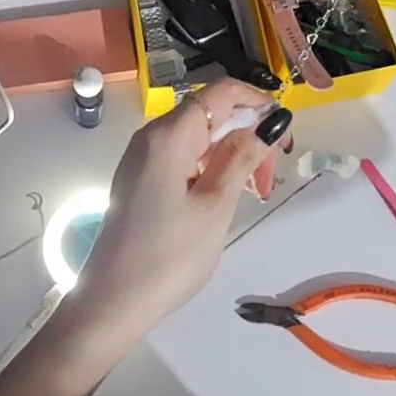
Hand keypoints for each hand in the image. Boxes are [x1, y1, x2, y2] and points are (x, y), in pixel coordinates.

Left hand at [74, 79, 290, 333]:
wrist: (112, 302)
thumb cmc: (168, 256)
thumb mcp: (215, 206)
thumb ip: (242, 157)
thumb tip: (269, 119)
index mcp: (167, 136)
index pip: (218, 93)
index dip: (256, 101)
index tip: (283, 131)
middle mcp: (149, 138)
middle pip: (208, 115)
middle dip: (246, 135)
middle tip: (267, 180)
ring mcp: (140, 161)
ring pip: (197, 140)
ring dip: (230, 156)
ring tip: (249, 194)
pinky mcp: (138, 182)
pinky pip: (181, 160)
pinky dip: (209, 169)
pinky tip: (221, 199)